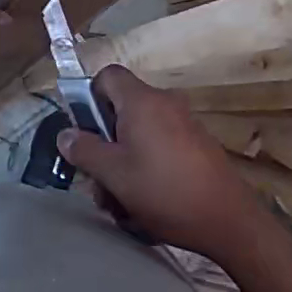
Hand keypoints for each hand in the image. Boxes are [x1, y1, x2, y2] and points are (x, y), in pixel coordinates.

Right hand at [56, 66, 269, 258]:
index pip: (107, 75)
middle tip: (102, 184)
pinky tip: (149, 205)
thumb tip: (65, 133)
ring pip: (139, 134)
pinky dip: (148, 168)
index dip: (90, 97)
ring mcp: (182, 122)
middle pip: (121, 110)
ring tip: (124, 205)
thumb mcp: (114, 175)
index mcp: (141, 100)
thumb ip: (85, 150)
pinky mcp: (195, 143)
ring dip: (125, 164)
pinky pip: (160, 146)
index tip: (86, 132)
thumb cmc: (164, 190)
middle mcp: (162, 102)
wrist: (227, 216)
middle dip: (106, 146)